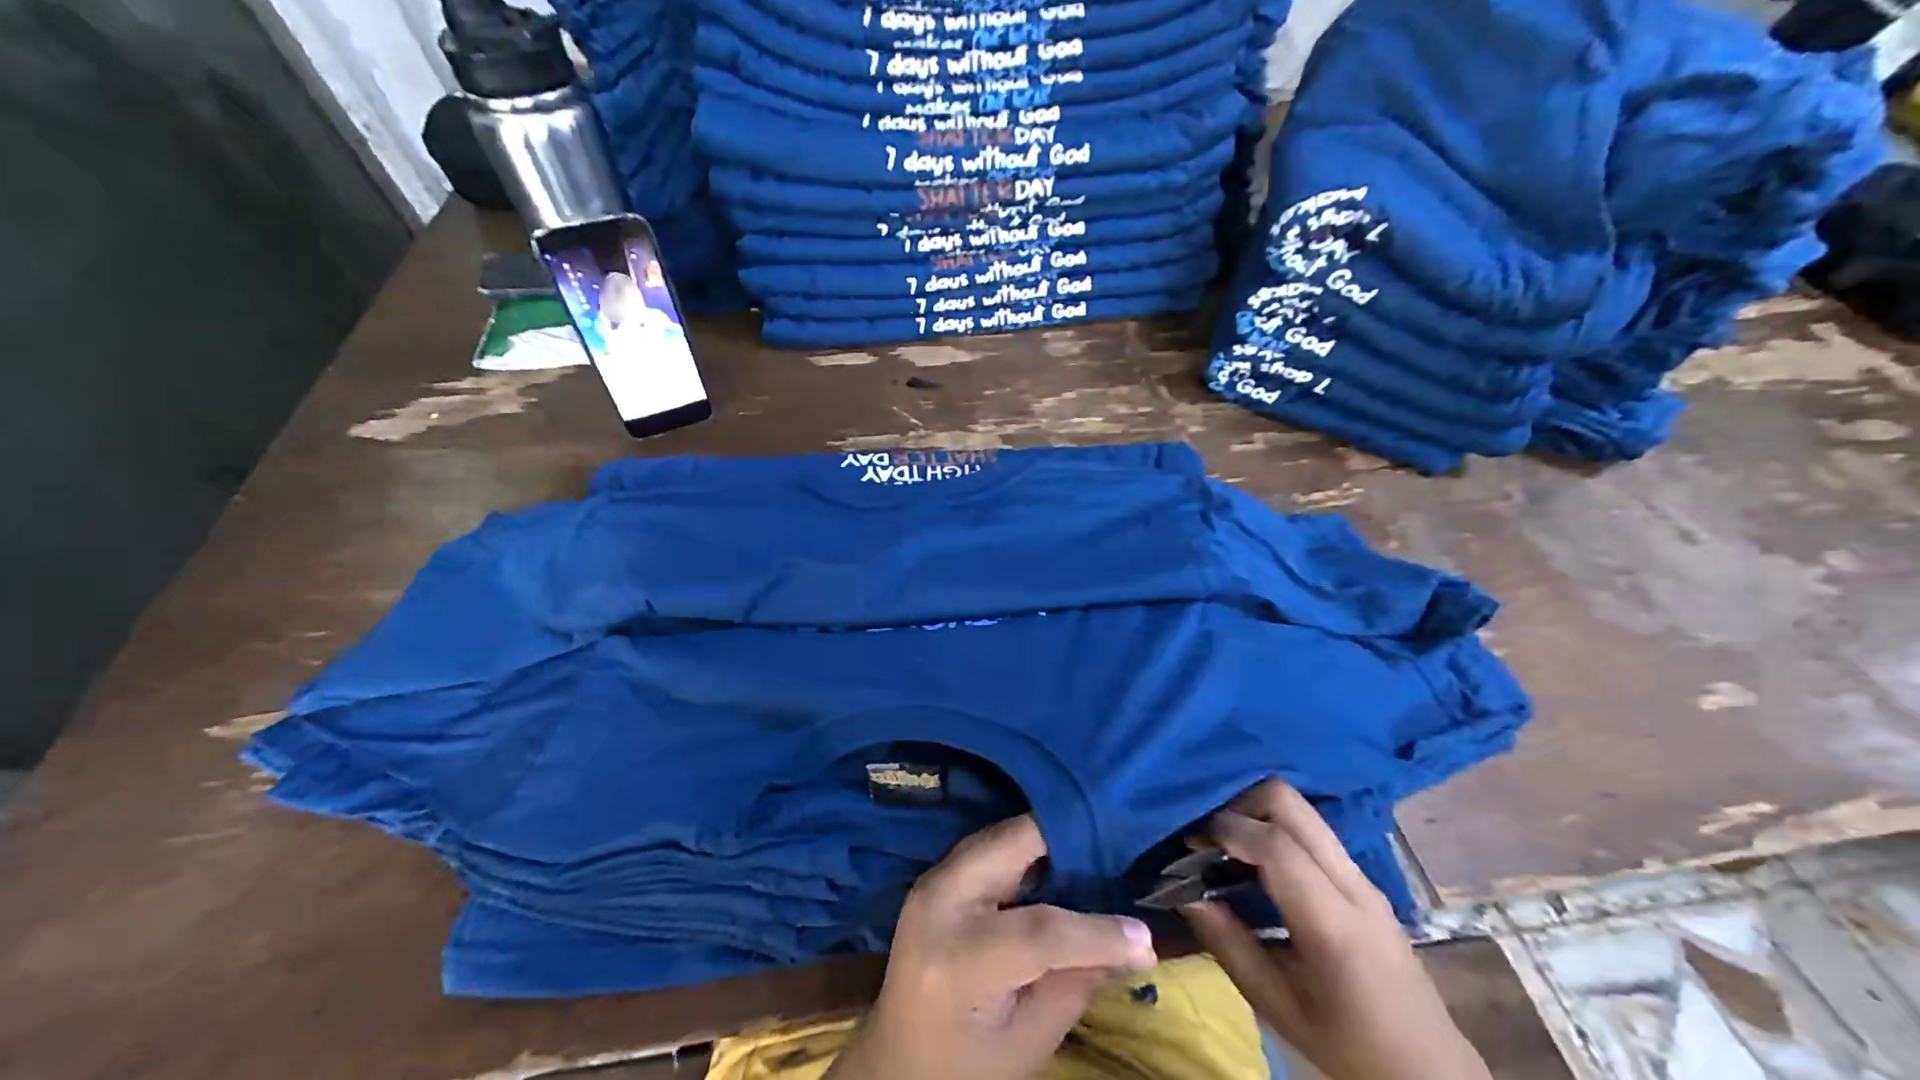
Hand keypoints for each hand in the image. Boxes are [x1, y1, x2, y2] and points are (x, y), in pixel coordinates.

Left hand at [826, 815, 1158, 1079]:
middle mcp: (939, 903)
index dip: (1098, 931)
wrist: (897, 1061)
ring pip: (999, 836)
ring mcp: (931, 883)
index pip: (1041, 930)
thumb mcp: (1029, 1041)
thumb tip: (1133, 942)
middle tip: (1116, 847)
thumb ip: (1077, 982)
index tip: (1143, 938)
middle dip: (1066, 838)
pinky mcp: (935, 878)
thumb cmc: (964, 1067)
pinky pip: (989, 847)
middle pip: (1011, 847)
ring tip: (1094, 849)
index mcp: (959, 959)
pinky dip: (1026, 848)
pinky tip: (1058, 858)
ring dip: (1047, 838)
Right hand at [1182, 780, 1490, 1079]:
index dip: (1226, 828)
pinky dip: (1274, 830)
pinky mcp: (1362, 882)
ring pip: (1301, 810)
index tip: (1191, 844)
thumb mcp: (1276, 1005)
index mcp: (1333, 922)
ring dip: (1256, 815)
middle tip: (1208, 839)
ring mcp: (1363, 878)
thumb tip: (1185, 893)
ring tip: (1225, 850)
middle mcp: (1353, 885)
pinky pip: (1311, 832)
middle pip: (1289, 802)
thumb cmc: (1347, 1046)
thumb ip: (1228, 943)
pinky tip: (1255, 866)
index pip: (1275, 843)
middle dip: (1239, 805)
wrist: (1428, 1071)